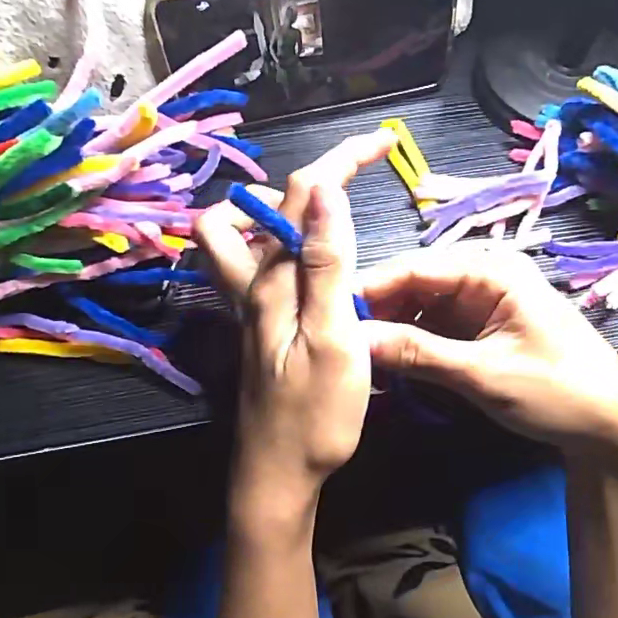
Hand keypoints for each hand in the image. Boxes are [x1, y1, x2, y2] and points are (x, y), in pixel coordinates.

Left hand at [194, 133, 395, 535]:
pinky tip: (313, 270)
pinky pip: (255, 271)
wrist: (278, 475)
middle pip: (239, 213)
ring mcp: (248, 309)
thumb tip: (323, 189)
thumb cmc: (313, 416)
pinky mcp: (257, 329)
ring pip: (235, 243)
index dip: (340, 160)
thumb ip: (327, 265)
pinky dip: (281, 251)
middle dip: (291, 184)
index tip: (381, 142)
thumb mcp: (333, 339)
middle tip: (335, 194)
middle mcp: (250, 286)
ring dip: (273, 217)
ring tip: (322, 225)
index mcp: (271, 281)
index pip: (301, 196)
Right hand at [358, 243, 617, 470]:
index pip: (416, 268)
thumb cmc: (557, 391)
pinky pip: (429, 329)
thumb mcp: (484, 374)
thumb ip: (418, 354)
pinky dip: (407, 346)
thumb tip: (354, 341)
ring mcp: (478, 303)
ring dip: (389, 331)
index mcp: (492, 270)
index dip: (371, 289)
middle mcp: (482, 277)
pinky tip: (382, 365)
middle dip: (378, 313)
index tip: (329, 314)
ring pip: (416, 308)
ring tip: (355, 357)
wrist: (609, 427)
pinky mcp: (475, 329)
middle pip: (412, 285)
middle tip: (337, 342)